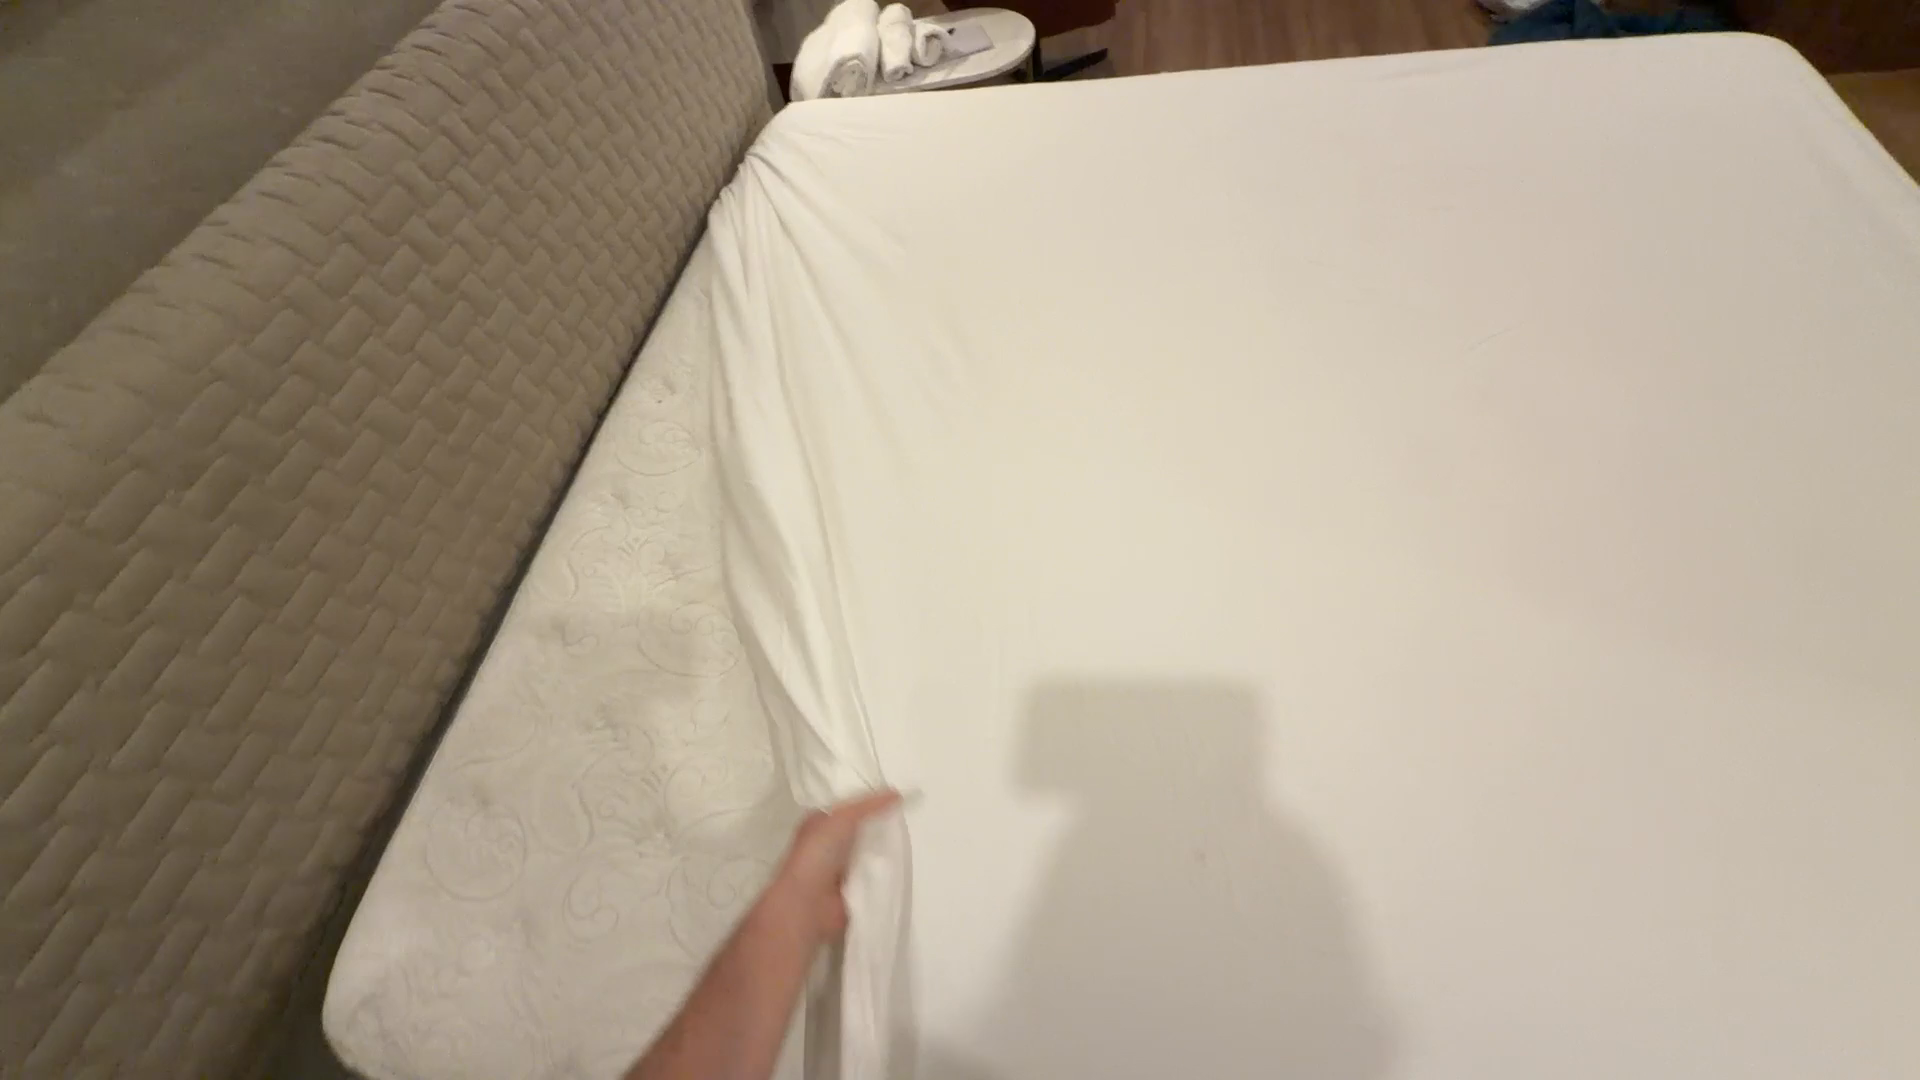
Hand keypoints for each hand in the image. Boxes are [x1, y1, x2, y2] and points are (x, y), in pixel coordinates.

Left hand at [767, 789, 901, 940]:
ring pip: (872, 851)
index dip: (871, 799)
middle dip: (884, 823)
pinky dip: (889, 870)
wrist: (808, 905)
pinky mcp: (856, 889)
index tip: (898, 793)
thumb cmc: (818, 854)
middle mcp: (831, 843)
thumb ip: (869, 805)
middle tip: (912, 813)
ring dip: (889, 847)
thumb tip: (898, 793)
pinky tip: (909, 861)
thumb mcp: (842, 818)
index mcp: (821, 822)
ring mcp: (844, 868)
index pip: (850, 806)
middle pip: (864, 828)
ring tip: (916, 835)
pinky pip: (877, 873)